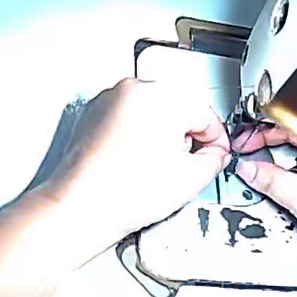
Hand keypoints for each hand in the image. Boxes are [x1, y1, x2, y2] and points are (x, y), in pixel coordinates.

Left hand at [35, 78, 230, 255]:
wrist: (80, 207)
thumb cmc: (123, 193)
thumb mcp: (191, 178)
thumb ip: (214, 159)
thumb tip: (213, 154)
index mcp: (162, 96)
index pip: (204, 114)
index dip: (215, 140)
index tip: (215, 153)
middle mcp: (133, 90)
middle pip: (177, 109)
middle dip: (186, 137)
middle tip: (186, 166)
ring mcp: (109, 101)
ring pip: (150, 113)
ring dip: (160, 136)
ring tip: (154, 169)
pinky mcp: (92, 115)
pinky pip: (125, 120)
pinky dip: (134, 137)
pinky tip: (134, 165)